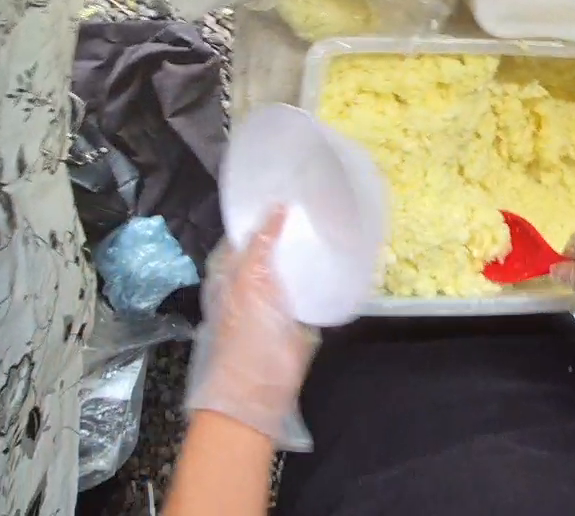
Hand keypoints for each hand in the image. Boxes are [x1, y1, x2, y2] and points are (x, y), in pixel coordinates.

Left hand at [184, 208, 317, 444]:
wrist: (258, 386)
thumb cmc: (245, 330)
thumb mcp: (248, 279)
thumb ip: (261, 243)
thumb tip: (277, 206)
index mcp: (233, 270)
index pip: (249, 233)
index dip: (265, 212)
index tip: (288, 188)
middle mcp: (254, 280)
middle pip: (274, 246)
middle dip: (292, 226)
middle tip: (318, 199)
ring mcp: (278, 297)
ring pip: (294, 263)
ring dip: (309, 246)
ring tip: (334, 218)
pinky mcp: (300, 312)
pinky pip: (312, 283)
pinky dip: (324, 268)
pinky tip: (342, 251)